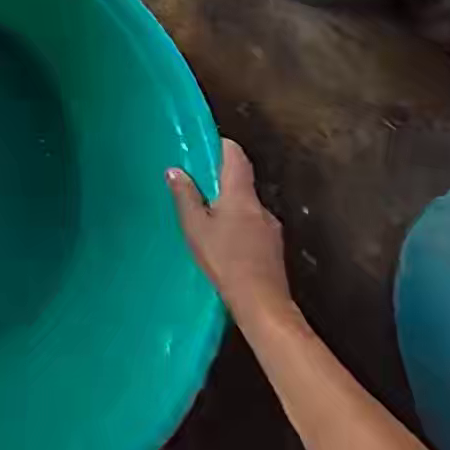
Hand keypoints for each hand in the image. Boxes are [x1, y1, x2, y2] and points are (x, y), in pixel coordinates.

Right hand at [167, 138, 291, 316]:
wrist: (262, 304)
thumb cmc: (225, 260)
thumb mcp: (195, 227)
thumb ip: (185, 196)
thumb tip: (175, 170)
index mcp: (240, 194)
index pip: (236, 156)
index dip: (221, 145)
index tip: (203, 145)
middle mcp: (260, 205)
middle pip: (241, 180)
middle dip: (220, 178)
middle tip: (196, 182)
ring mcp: (271, 227)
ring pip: (247, 205)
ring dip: (229, 204)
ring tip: (207, 216)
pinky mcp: (273, 248)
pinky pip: (253, 224)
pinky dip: (238, 224)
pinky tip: (224, 241)